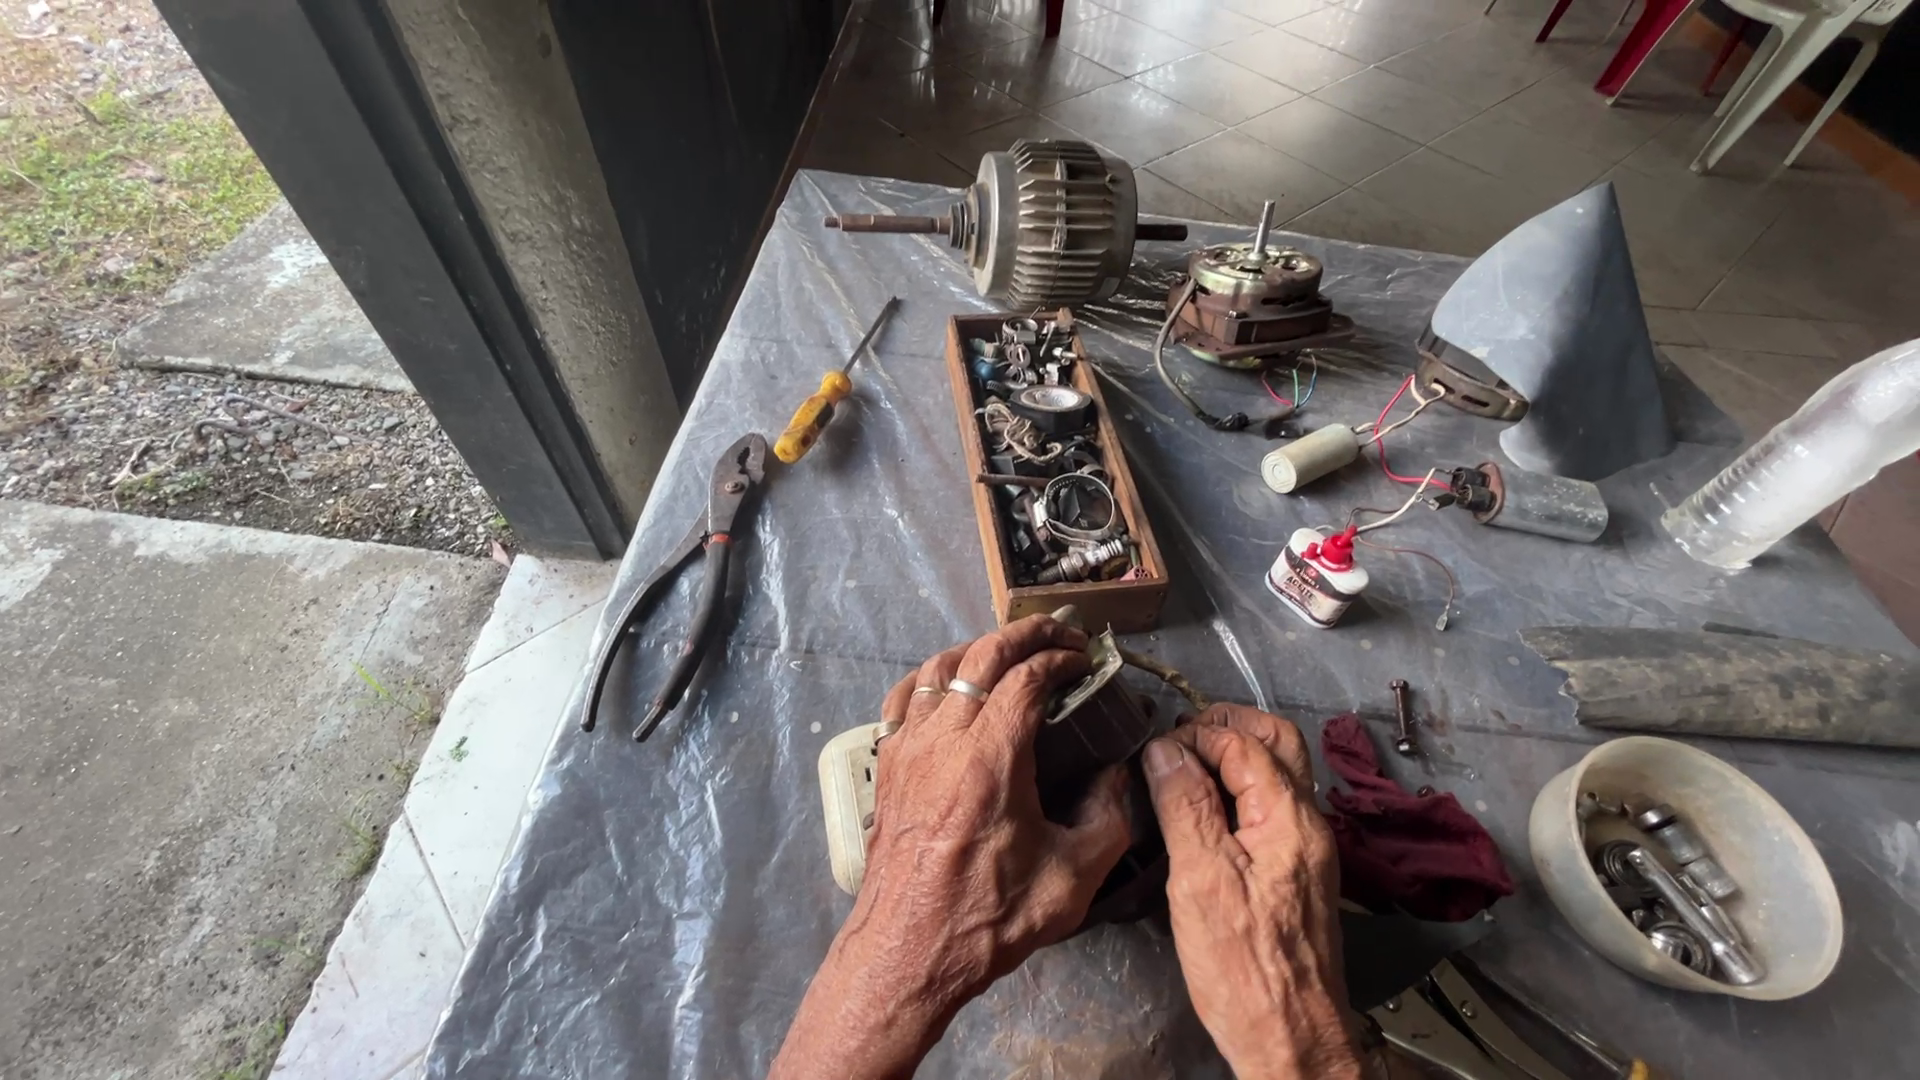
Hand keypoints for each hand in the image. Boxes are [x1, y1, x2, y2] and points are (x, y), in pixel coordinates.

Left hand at [769, 615, 1131, 1079]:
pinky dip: (932, 675)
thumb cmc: (990, 917)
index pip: (1026, 676)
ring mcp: (908, 745)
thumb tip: (1116, 773)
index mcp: (990, 757)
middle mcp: (944, 737)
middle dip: (1025, 633)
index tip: (1083, 660)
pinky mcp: (888, 762)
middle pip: (982, 654)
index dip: (1059, 658)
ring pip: (939, 666)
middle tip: (1059, 634)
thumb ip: (1109, 817)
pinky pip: (904, 696)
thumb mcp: (1073, 877)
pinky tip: (950, 682)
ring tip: (1009, 653)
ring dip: (978, 648)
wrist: (907, 950)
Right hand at [1143, 704, 1362, 1079]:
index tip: (1155, 753)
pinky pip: (1266, 801)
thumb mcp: (1201, 878)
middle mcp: (1306, 823)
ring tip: (1182, 764)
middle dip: (1225, 726)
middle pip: (1278, 741)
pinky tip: (1199, 804)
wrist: (1290, 1040)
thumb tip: (1163, 747)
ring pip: (1275, 769)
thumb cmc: (1242, 963)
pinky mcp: (1291, 867)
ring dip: (1230, 752)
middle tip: (1178, 738)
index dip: (1195, 735)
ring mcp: (1302, 846)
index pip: (1244, 743)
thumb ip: (1184, 805)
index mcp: (1290, 818)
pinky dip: (1233, 784)